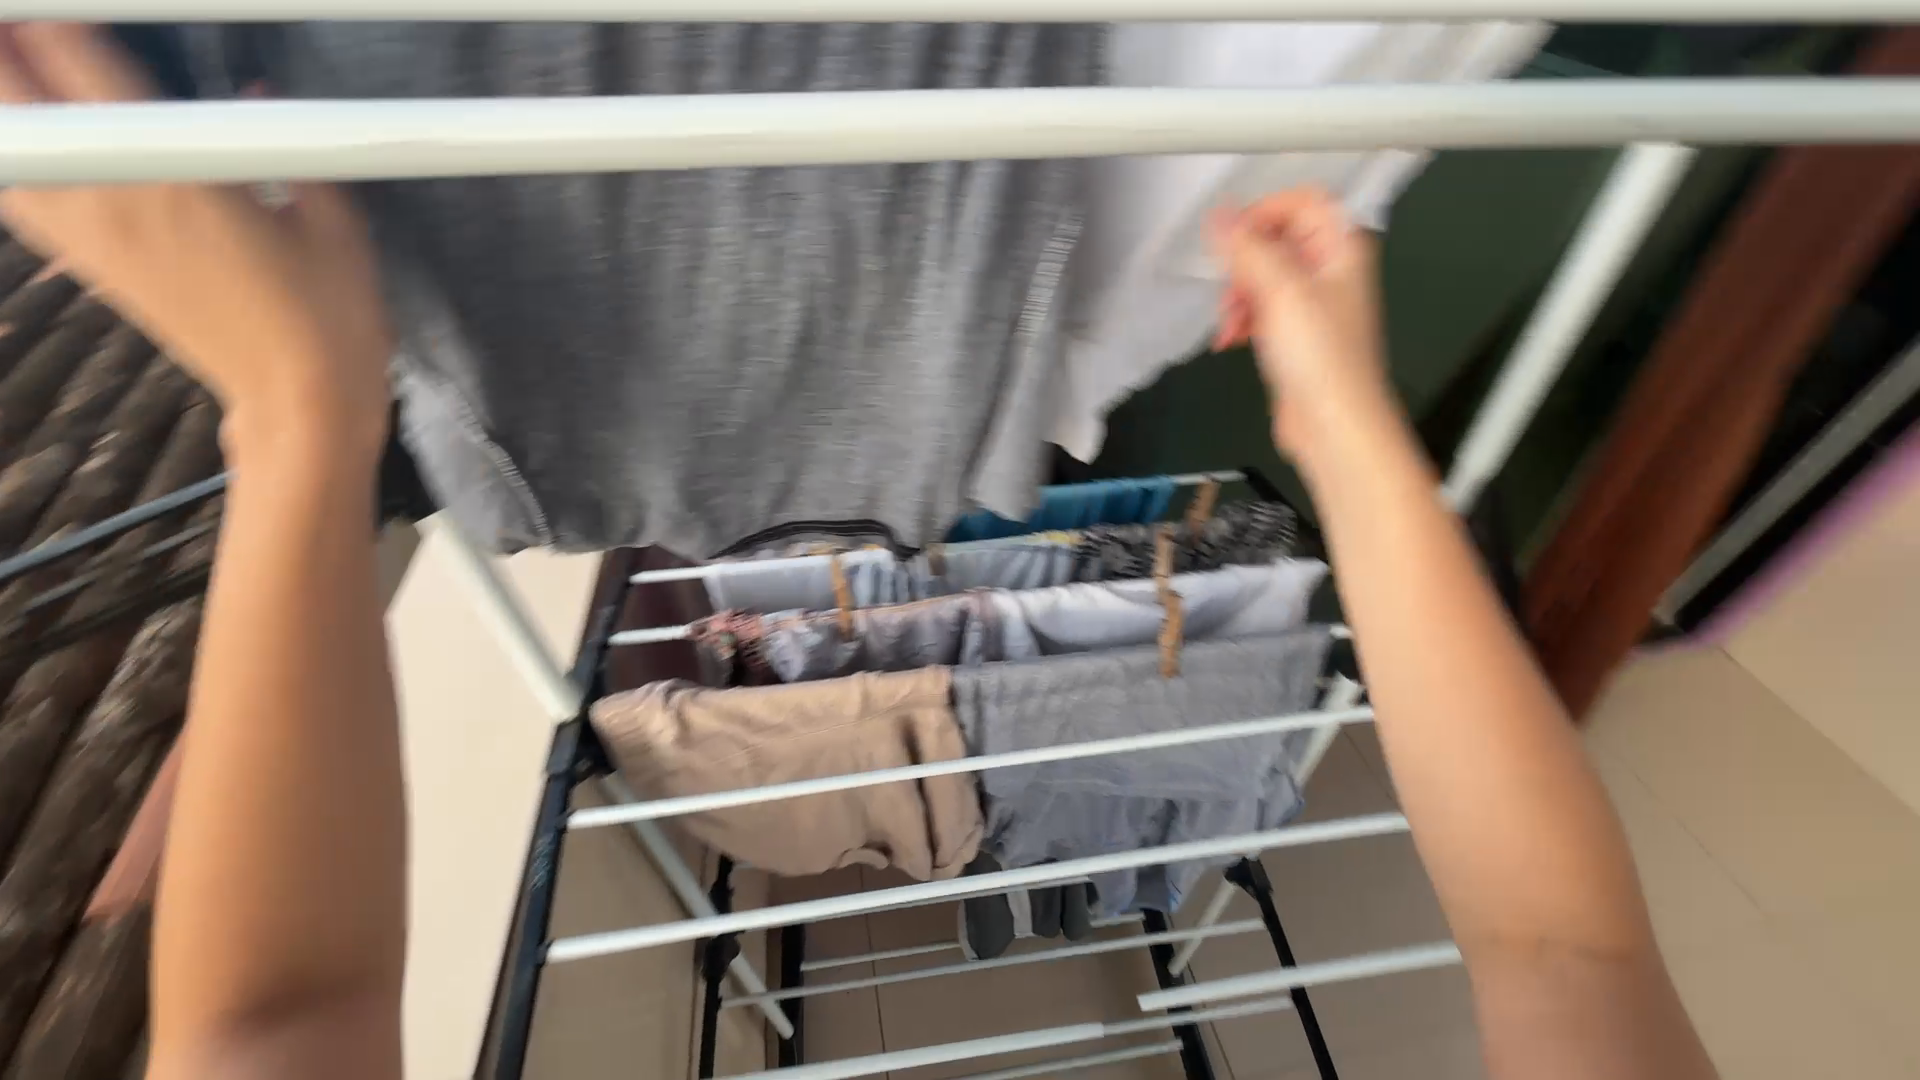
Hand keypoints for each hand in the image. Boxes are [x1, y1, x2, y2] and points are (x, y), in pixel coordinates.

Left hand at [0, 23, 391, 464]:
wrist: (303, 397)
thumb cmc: (333, 313)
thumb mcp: (337, 227)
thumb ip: (293, 152)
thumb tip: (258, 97)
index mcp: (172, 172)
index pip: (70, 49)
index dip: (68, 17)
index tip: (97, 14)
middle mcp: (101, 188)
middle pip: (4, 80)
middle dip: (20, 44)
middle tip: (56, 36)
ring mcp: (76, 226)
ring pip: (1, 131)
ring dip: (14, 96)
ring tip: (45, 80)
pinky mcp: (77, 257)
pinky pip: (11, 179)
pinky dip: (20, 146)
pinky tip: (51, 139)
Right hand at [1210, 190, 1394, 464]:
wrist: (1331, 423)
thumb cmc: (1325, 364)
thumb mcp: (1281, 292)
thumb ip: (1247, 248)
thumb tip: (1220, 215)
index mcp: (1340, 249)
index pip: (1301, 203)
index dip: (1263, 214)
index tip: (1232, 239)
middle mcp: (1329, 273)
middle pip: (1274, 242)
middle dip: (1242, 265)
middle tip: (1232, 289)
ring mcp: (1310, 305)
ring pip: (1261, 279)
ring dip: (1237, 297)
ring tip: (1231, 324)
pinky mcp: (1293, 335)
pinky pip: (1259, 311)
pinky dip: (1241, 321)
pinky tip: (1231, 339)